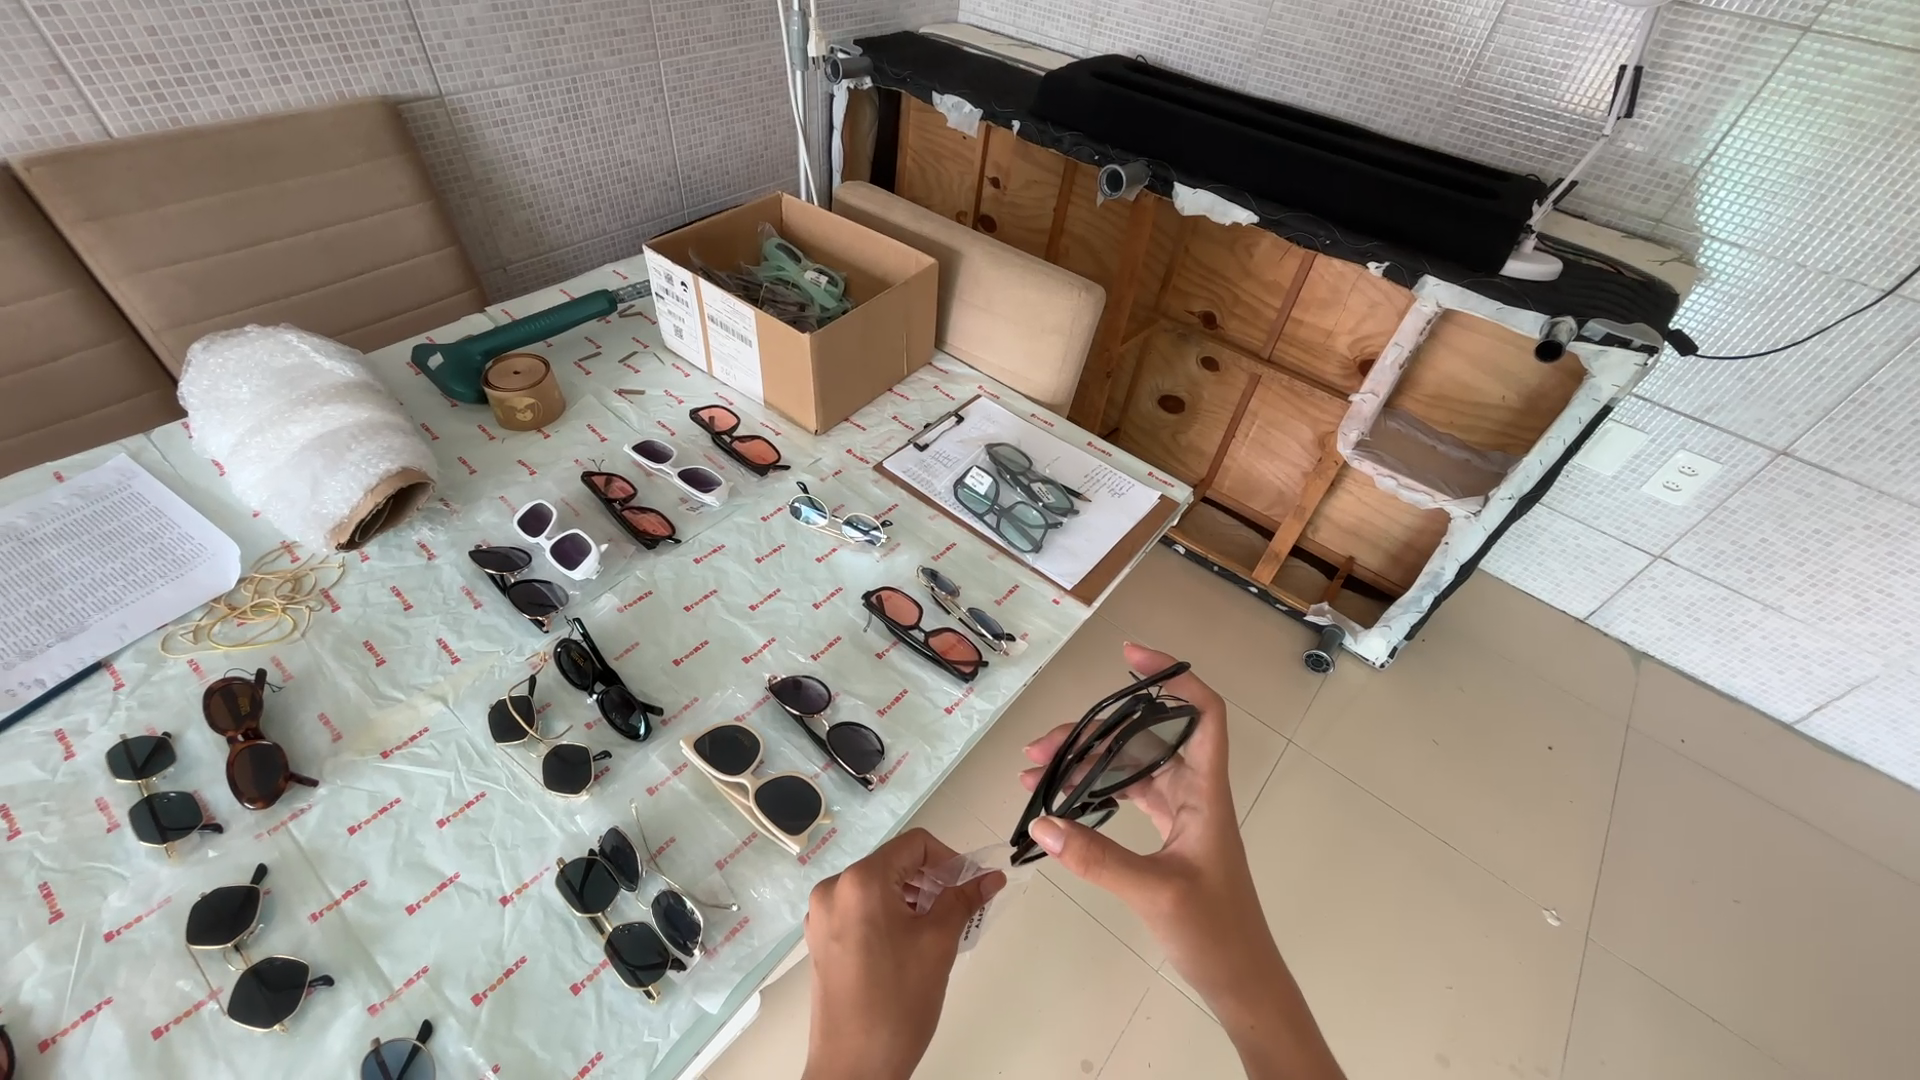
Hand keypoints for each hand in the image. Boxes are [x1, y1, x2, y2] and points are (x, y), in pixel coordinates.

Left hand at [802, 828, 1005, 1079]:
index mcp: (861, 880)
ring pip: (878, 886)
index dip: (949, 858)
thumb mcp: (939, 943)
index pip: (914, 844)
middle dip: (932, 879)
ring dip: (912, 896)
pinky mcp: (822, 938)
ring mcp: (823, 914)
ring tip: (938, 927)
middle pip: (895, 862)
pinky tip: (910, 941)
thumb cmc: (898, 1003)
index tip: (970, 884)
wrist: (854, 1069)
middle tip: (960, 906)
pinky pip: (861, 908)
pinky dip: (889, 913)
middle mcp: (834, 888)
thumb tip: (991, 876)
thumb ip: (964, 899)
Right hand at [1021, 643, 1343, 1079]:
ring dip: (1086, 763)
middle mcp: (1194, 793)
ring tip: (1035, 770)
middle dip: (1093, 733)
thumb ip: (1097, 858)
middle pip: (1145, 739)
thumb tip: (1041, 822)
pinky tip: (1061, 800)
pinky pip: (1128, 796)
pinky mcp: (1168, 835)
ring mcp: (1181, 814)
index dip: (1173, 677)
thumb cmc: (1215, 934)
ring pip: (1131, 767)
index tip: (1129, 658)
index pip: (1203, 713)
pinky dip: (1094, 791)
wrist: (1242, 984)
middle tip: (1041, 746)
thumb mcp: (1154, 893)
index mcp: (1205, 792)